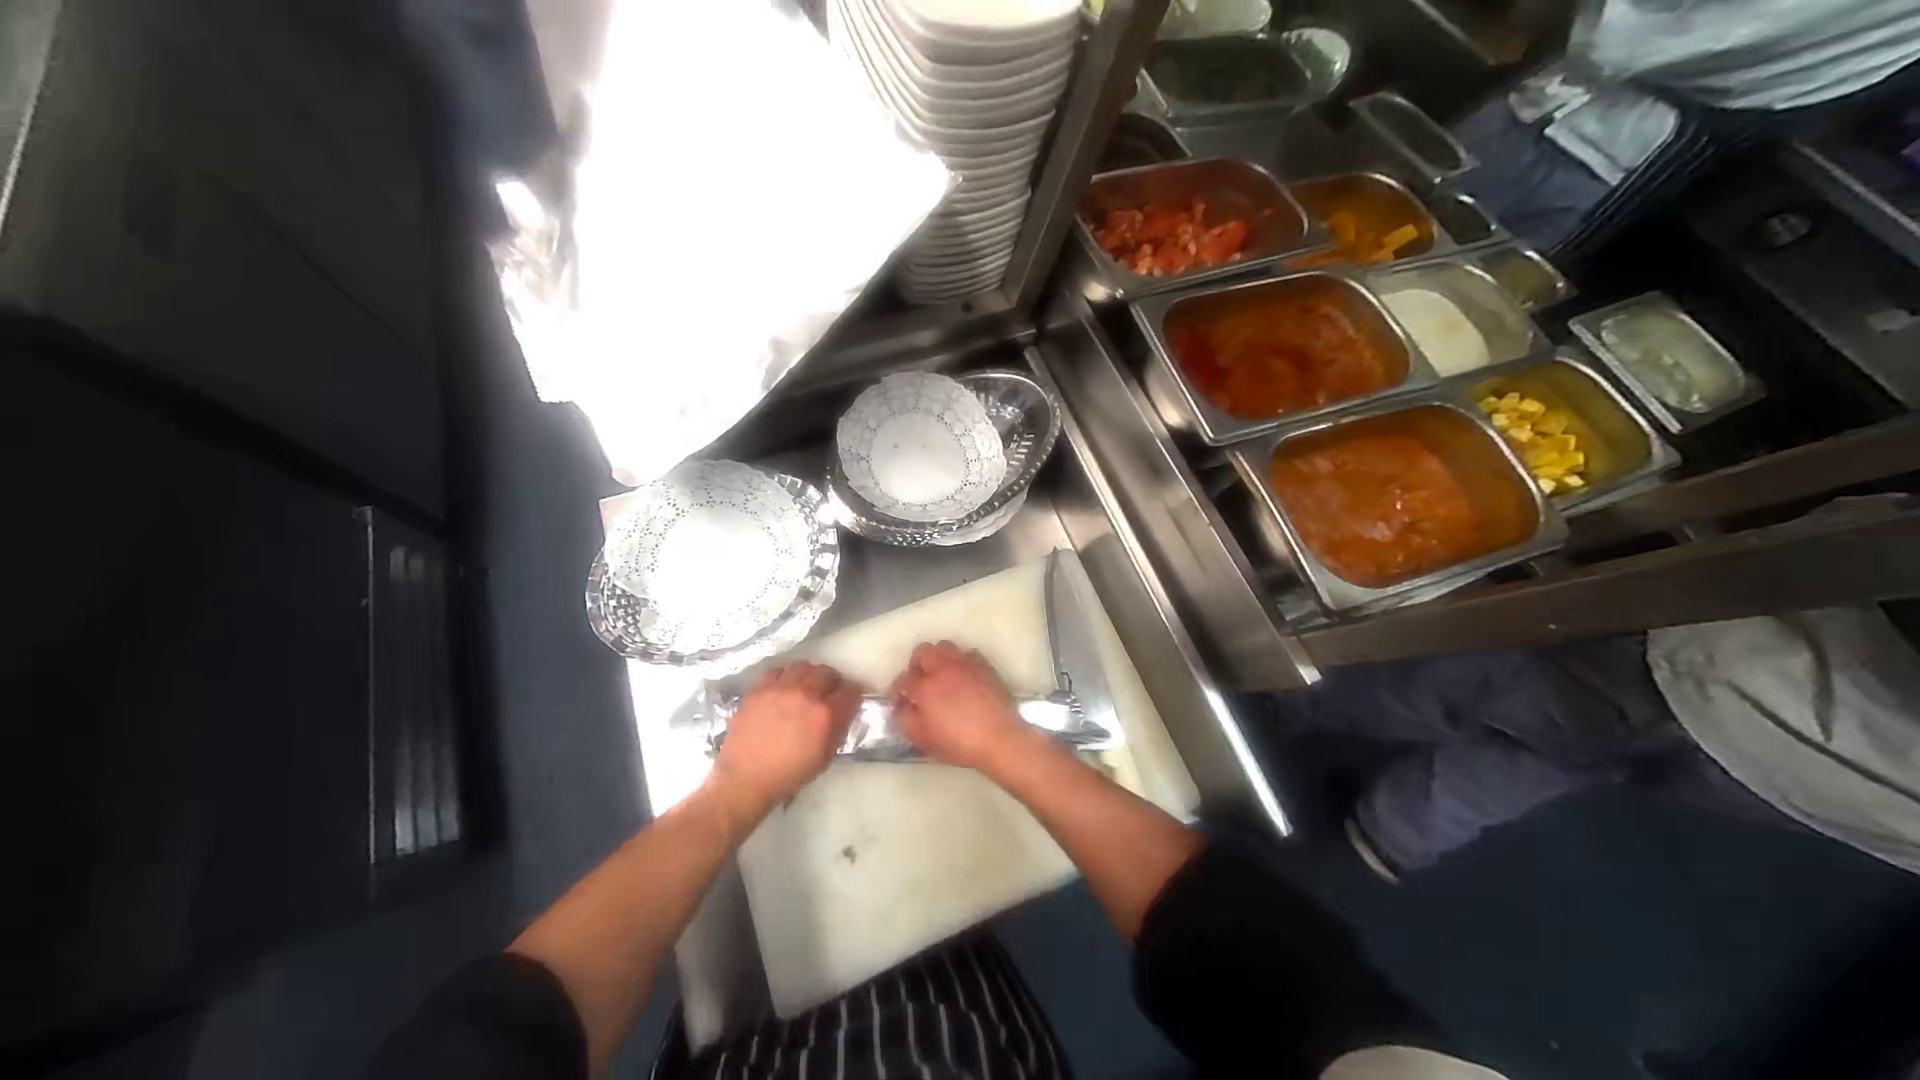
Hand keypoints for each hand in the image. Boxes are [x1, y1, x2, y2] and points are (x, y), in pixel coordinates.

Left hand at [711, 662, 860, 815]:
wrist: (746, 778)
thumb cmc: (789, 774)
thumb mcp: (825, 757)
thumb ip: (837, 730)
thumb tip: (842, 713)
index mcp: (825, 714)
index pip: (851, 691)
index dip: (852, 695)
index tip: (848, 700)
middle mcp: (805, 695)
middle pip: (827, 672)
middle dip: (832, 681)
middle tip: (827, 692)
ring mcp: (780, 689)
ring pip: (802, 666)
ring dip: (809, 674)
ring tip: (804, 686)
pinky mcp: (759, 689)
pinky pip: (777, 671)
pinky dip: (784, 677)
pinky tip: (782, 689)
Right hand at [890, 642, 1041, 773]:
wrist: (1000, 739)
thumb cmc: (959, 743)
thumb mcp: (924, 739)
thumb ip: (905, 720)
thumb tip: (900, 707)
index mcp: (925, 687)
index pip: (903, 679)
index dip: (898, 689)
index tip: (901, 701)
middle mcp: (943, 669)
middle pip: (923, 652)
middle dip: (916, 665)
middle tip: (919, 682)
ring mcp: (966, 664)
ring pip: (945, 647)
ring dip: (938, 658)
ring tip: (940, 676)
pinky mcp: (985, 666)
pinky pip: (968, 654)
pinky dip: (961, 662)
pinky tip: (963, 677)